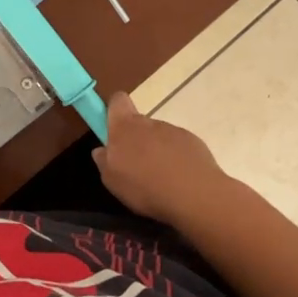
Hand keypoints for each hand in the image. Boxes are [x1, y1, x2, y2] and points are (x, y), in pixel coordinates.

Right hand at [91, 92, 229, 225]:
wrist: (194, 195)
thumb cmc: (145, 187)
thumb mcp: (112, 181)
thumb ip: (104, 162)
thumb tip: (102, 150)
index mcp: (125, 127)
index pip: (117, 101)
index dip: (114, 110)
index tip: (113, 128)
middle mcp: (150, 123)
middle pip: (139, 123)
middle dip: (137, 140)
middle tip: (136, 167)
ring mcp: (174, 131)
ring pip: (160, 137)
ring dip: (158, 151)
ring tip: (160, 178)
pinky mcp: (194, 142)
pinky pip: (179, 147)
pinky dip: (177, 159)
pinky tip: (178, 180)